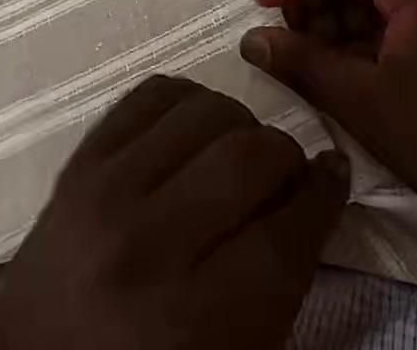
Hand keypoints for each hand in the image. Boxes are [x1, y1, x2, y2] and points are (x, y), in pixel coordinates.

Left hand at [0, 75, 348, 349]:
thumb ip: (279, 287)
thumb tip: (315, 190)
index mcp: (193, 322)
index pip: (284, 236)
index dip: (324, 197)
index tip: (335, 174)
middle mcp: (148, 244)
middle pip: (247, 159)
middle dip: (286, 156)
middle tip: (287, 170)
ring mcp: (106, 190)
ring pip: (203, 112)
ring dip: (240, 122)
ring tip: (240, 148)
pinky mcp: (81, 158)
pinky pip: (150, 93)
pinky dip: (188, 98)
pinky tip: (196, 124)